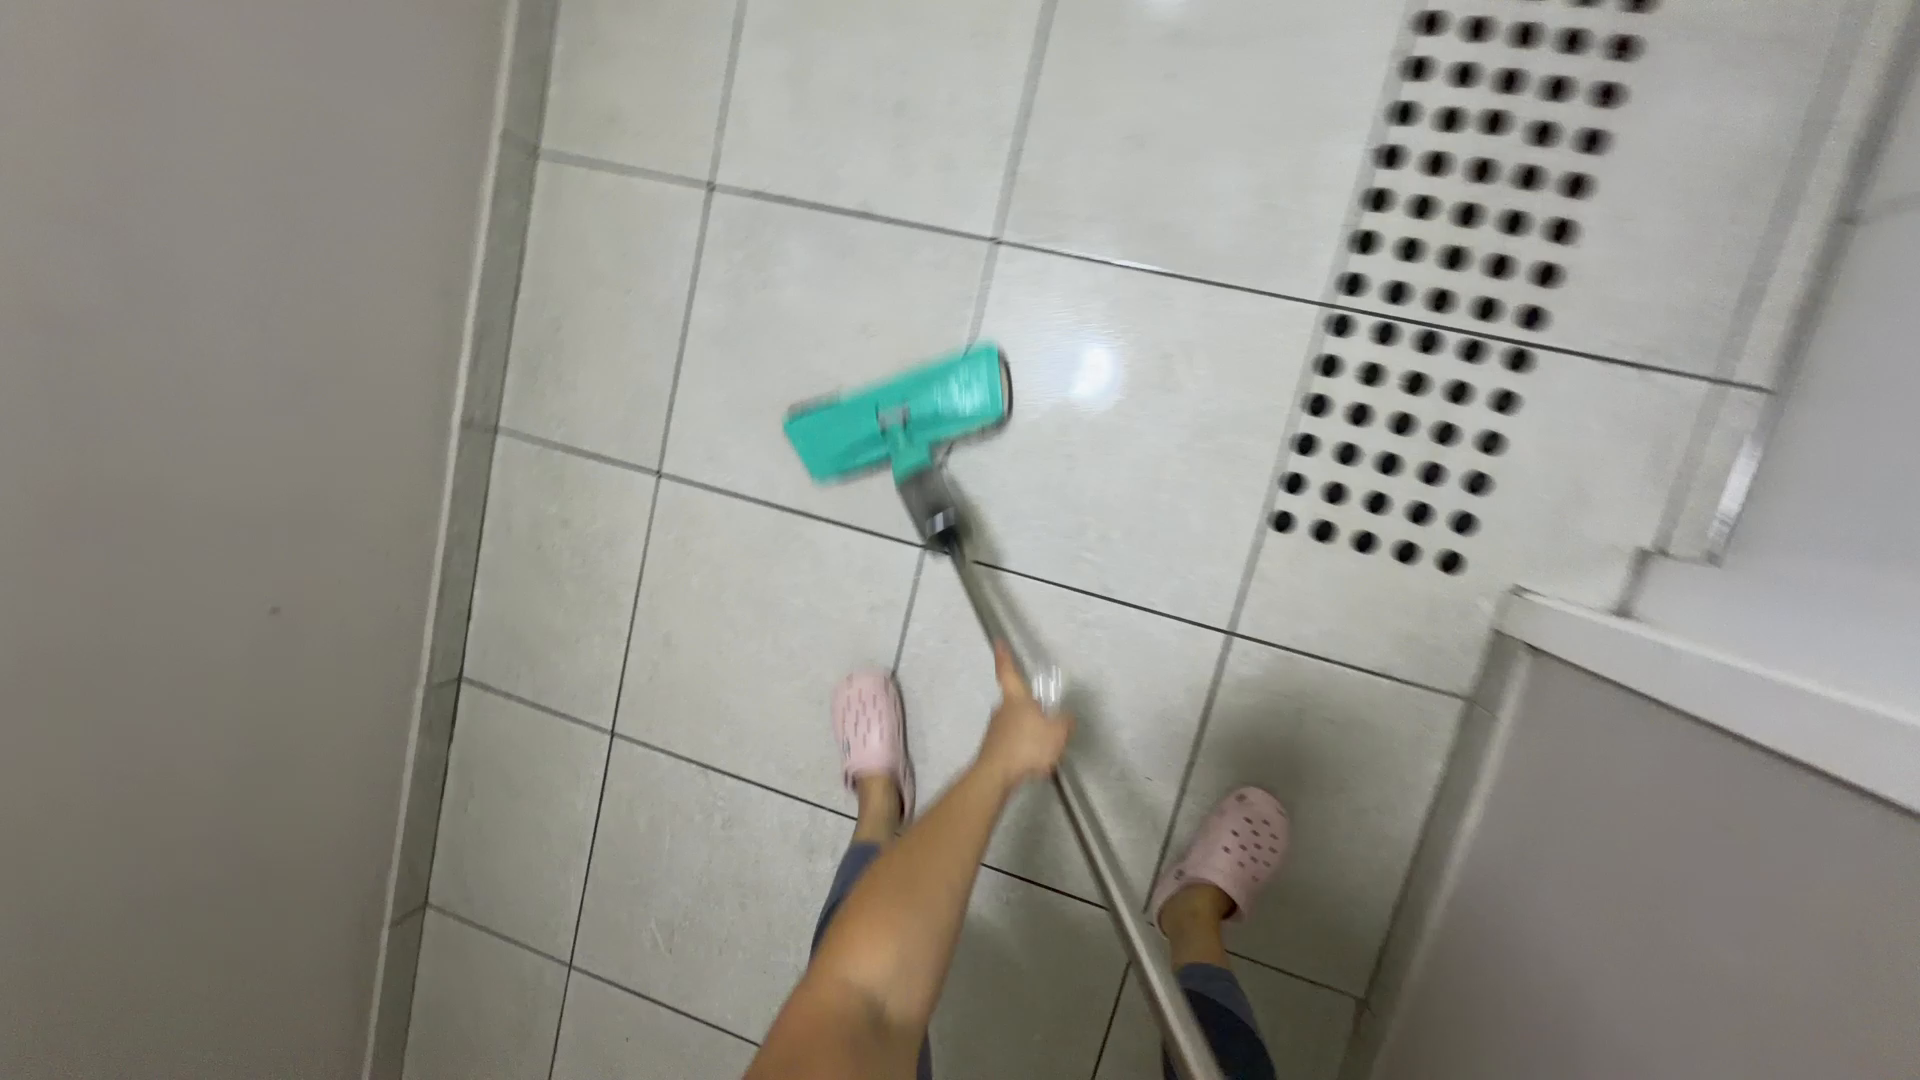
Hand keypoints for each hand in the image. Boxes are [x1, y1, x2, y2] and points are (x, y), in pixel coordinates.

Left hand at [975, 643, 1073, 787]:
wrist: (996, 775)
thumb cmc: (1027, 746)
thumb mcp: (1058, 733)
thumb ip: (1064, 722)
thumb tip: (1066, 717)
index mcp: (1016, 698)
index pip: (1008, 671)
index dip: (1004, 656)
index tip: (998, 641)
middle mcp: (1001, 710)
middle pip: (1016, 703)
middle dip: (1030, 710)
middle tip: (1046, 722)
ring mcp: (994, 730)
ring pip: (1015, 725)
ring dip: (1028, 733)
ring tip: (1044, 751)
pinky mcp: (992, 749)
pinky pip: (1012, 744)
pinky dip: (1023, 751)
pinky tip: (1032, 764)